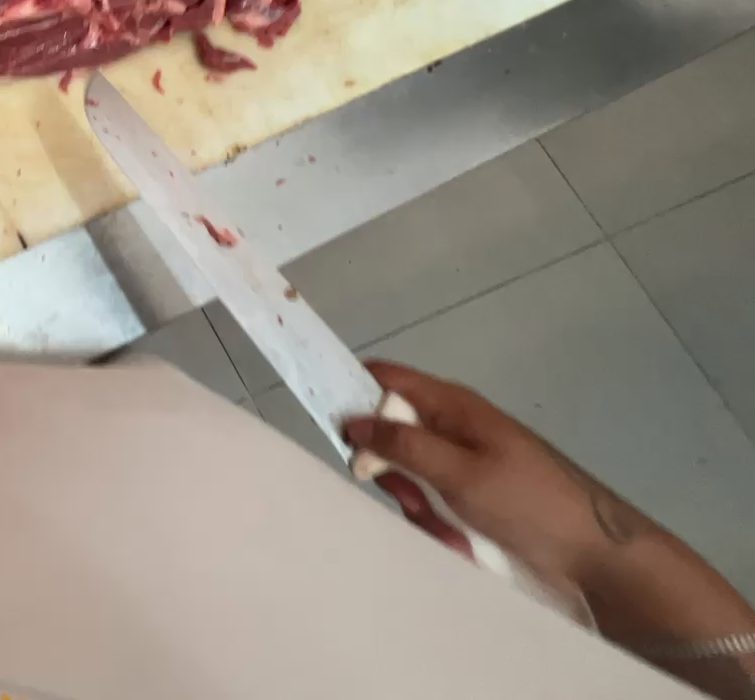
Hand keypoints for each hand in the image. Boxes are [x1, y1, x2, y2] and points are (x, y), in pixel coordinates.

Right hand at [343, 360, 660, 588]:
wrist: (607, 561)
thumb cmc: (531, 502)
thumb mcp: (458, 471)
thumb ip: (400, 443)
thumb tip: (350, 421)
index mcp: (449, 404)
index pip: (382, 376)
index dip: (350, 388)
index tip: (330, 420)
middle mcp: (450, 425)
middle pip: (386, 428)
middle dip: (385, 463)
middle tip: (400, 491)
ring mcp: (460, 459)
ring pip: (404, 468)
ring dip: (411, 498)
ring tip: (441, 527)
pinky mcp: (469, 491)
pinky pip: (428, 495)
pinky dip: (433, 518)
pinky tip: (456, 540)